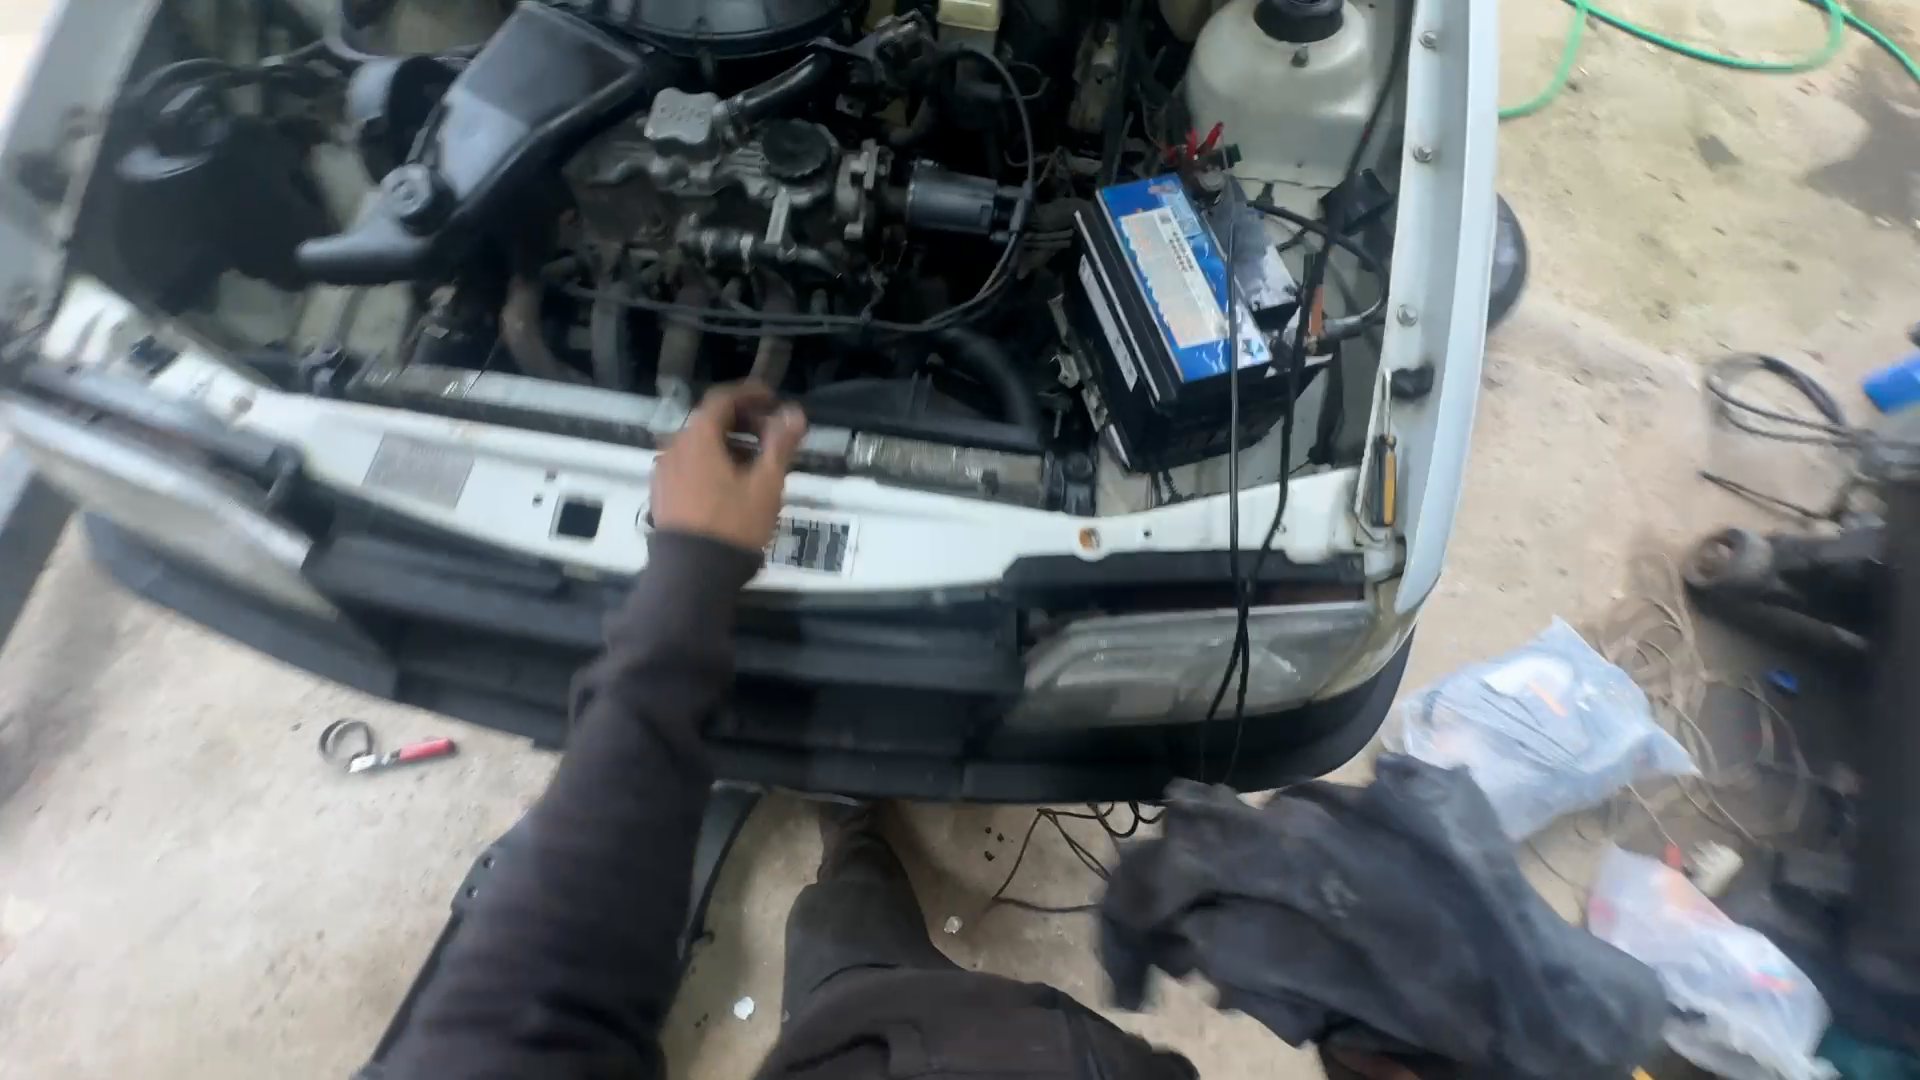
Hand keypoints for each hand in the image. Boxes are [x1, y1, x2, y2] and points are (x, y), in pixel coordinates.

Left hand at [651, 383, 807, 555]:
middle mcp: (675, 448)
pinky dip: (713, 462)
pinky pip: (691, 465)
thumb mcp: (766, 483)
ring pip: (700, 445)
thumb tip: (794, 413)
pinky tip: (734, 483)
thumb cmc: (734, 523)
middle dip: (743, 421)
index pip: (722, 399)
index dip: (750, 394)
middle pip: (710, 422)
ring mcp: (665, 472)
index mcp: (698, 438)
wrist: (693, 573)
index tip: (773, 398)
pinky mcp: (663, 494)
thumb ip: (780, 444)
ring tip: (758, 463)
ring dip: (730, 444)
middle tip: (772, 434)